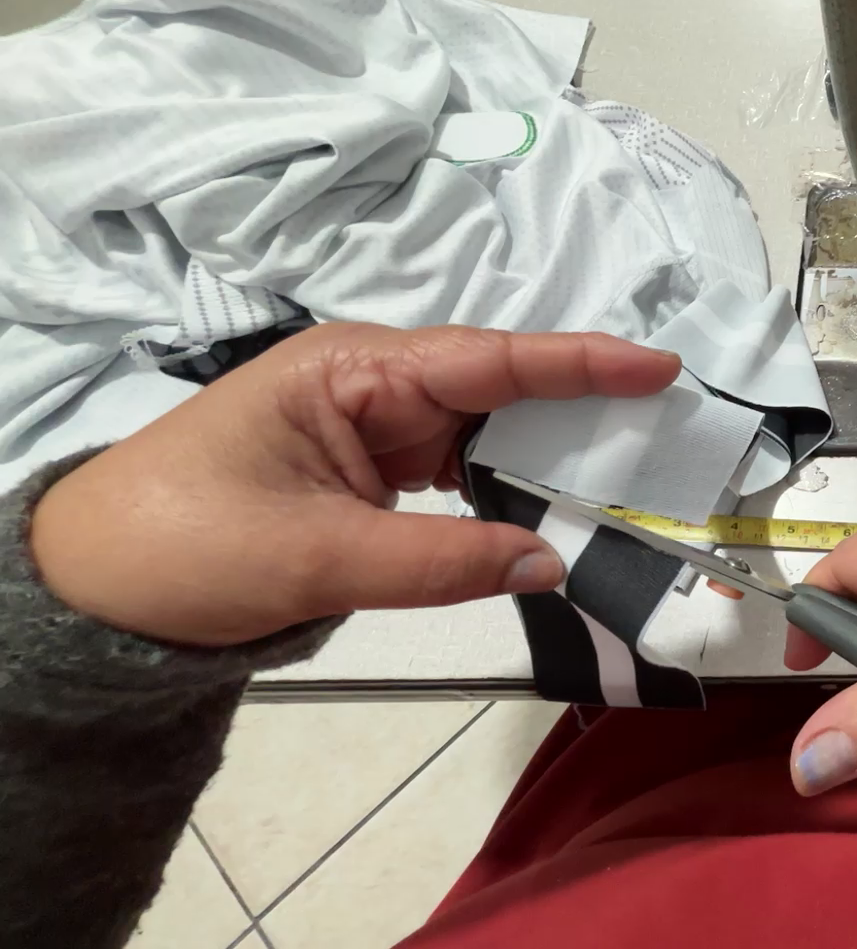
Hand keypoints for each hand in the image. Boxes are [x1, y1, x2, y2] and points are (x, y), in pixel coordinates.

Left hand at [29, 323, 680, 645]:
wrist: (92, 593)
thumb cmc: (179, 550)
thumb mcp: (312, 558)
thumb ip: (441, 563)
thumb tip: (555, 565)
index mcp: (358, 372)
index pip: (492, 359)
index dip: (583, 363)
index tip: (660, 368)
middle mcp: (385, 382)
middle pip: (510, 385)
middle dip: (589, 401)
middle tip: (667, 422)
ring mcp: (392, 420)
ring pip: (502, 424)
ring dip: (562, 447)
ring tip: (633, 463)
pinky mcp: (396, 458)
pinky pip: (481, 459)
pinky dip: (526, 479)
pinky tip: (565, 497)